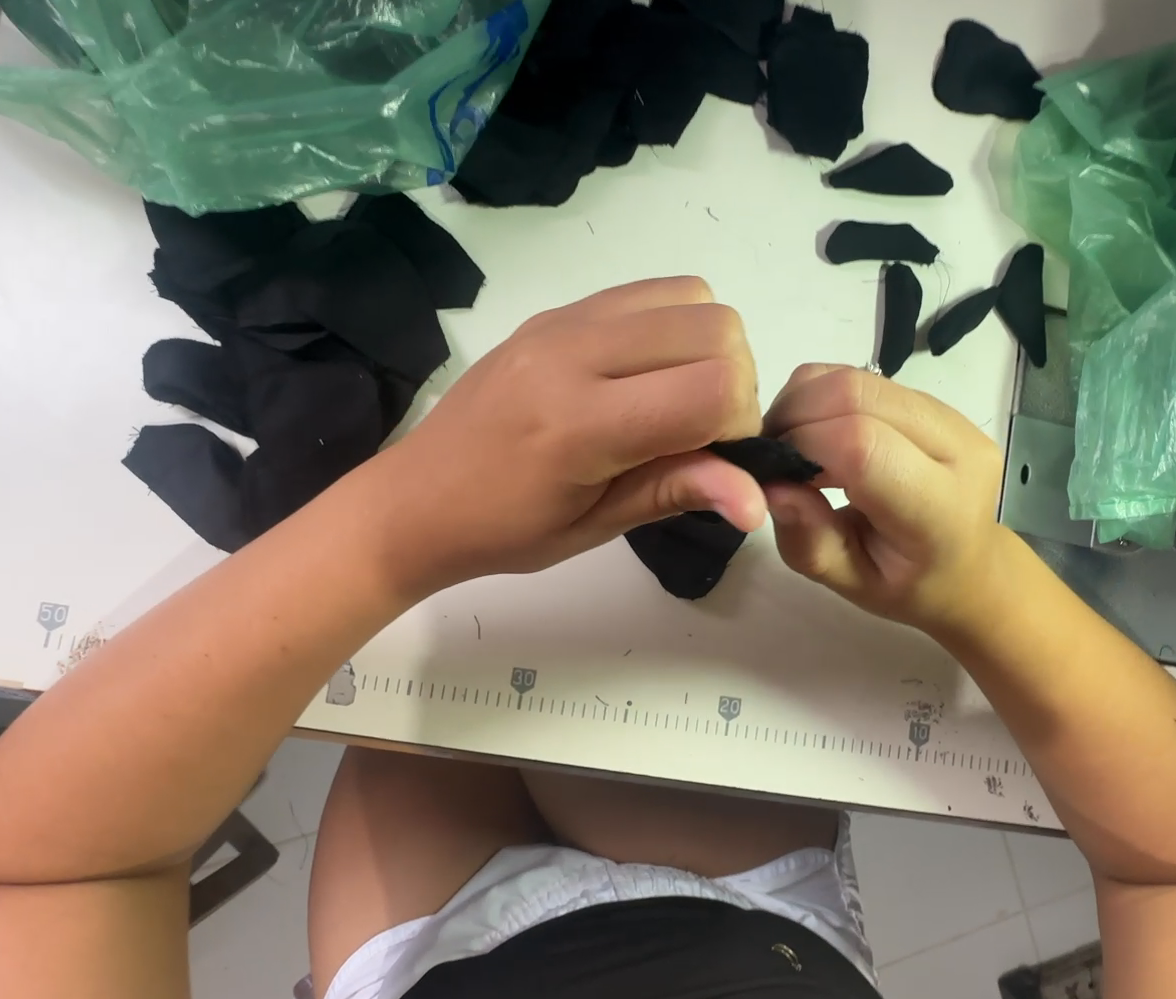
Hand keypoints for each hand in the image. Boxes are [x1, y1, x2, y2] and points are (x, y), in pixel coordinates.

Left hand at [353, 277, 765, 598]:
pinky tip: (645, 375)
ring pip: (692, 297)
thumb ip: (675, 491)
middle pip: (716, 328)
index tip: (714, 461)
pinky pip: (649, 291)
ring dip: (708, 349)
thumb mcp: (593, 527)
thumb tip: (759, 496)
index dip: (739, 427)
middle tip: (700, 433)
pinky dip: (673, 326)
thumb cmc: (503, 530)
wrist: (416, 497)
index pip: (712, 389)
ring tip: (673, 400)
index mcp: (580, 423)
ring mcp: (563, 320)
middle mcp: (574, 352)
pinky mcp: (556, 310)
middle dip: (734, 384)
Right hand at [763, 364, 1009, 639]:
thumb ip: (810, 541)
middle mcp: (955, 449)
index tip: (771, 473)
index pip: (861, 445)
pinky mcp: (933, 401)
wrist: (968, 568)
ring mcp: (950, 417)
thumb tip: (771, 486)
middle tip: (770, 454)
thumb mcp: (850, 583)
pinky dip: (821, 396)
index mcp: (938, 509)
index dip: (801, 445)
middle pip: (856, 394)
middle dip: (794, 414)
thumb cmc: (907, 584)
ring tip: (791, 445)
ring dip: (804, 402)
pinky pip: (863, 377)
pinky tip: (816, 434)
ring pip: (856, 377)